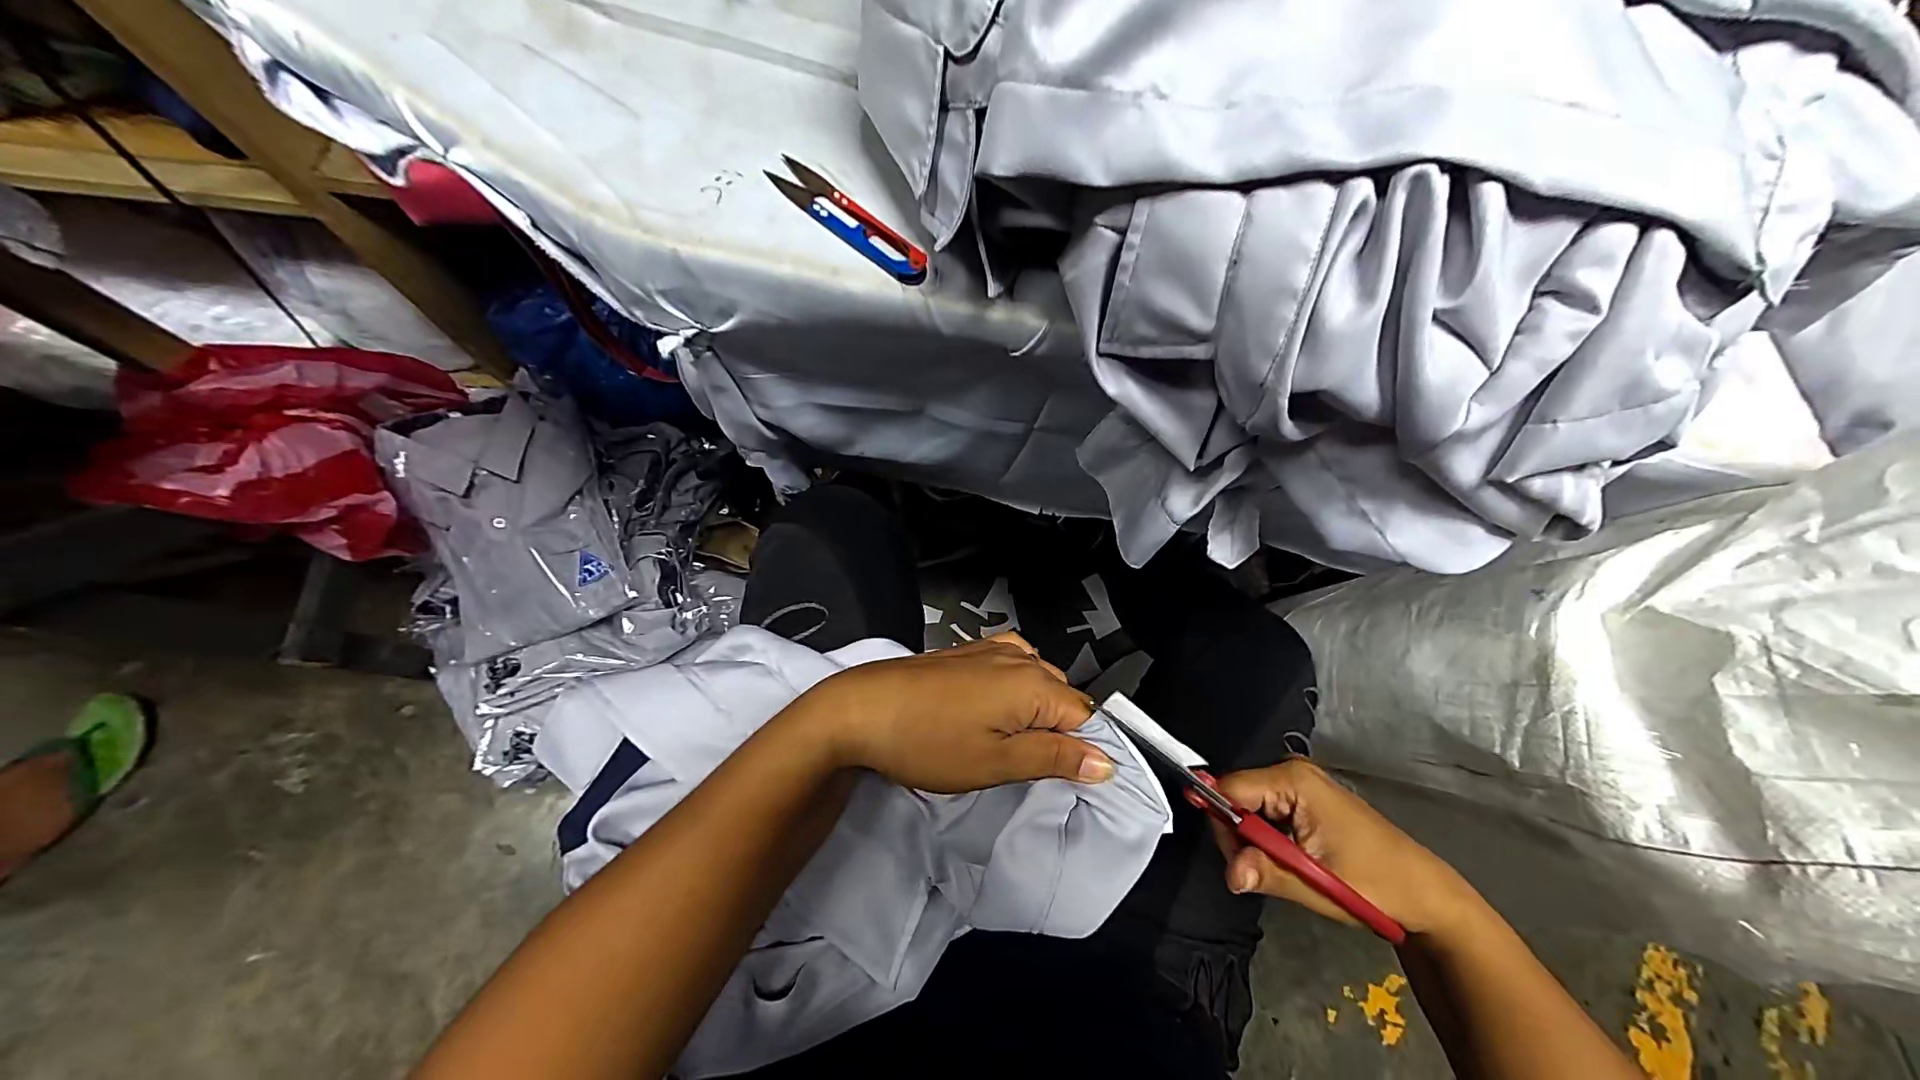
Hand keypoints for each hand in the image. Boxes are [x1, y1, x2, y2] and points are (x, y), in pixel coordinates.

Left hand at [792, 633, 1113, 793]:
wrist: (858, 711)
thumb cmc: (925, 741)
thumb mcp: (996, 762)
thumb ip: (1055, 758)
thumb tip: (1104, 762)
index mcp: (1033, 683)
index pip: (1087, 717)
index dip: (1080, 750)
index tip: (1058, 775)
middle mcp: (1019, 658)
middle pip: (1063, 697)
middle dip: (1055, 730)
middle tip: (1021, 763)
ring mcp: (990, 650)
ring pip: (1037, 683)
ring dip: (1031, 711)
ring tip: (999, 741)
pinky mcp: (966, 652)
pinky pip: (1010, 668)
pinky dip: (1011, 690)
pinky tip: (988, 710)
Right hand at [1207, 759, 1481, 934]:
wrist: (1425, 894)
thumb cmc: (1377, 884)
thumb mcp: (1316, 882)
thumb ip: (1266, 872)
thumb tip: (1230, 873)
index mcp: (1294, 780)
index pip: (1228, 788)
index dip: (1223, 825)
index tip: (1237, 860)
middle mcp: (1292, 772)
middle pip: (1235, 797)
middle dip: (1240, 837)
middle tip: (1263, 872)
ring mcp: (1300, 784)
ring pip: (1248, 807)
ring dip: (1256, 842)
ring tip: (1286, 869)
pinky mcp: (1304, 799)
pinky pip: (1265, 812)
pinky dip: (1269, 839)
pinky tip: (1291, 859)